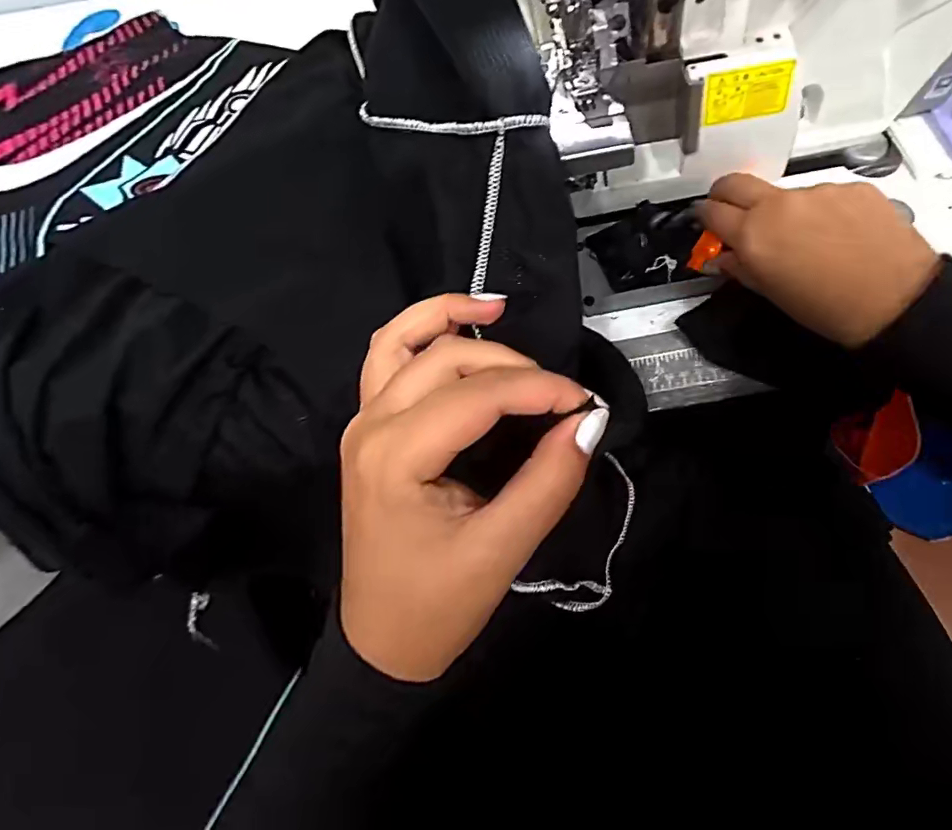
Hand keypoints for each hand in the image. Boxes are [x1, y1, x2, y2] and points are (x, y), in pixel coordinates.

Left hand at [339, 294, 606, 680]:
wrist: (382, 643)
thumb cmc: (437, 605)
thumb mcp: (502, 550)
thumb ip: (548, 481)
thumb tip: (588, 422)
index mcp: (395, 456)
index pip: (478, 396)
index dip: (539, 389)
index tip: (584, 403)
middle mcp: (371, 425)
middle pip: (446, 358)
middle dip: (511, 365)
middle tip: (559, 396)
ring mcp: (363, 420)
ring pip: (403, 340)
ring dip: (449, 316)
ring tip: (499, 308)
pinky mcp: (370, 425)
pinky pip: (388, 357)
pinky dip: (423, 331)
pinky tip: (461, 327)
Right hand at [698, 173, 941, 347]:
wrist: (898, 301)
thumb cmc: (831, 310)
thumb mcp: (775, 295)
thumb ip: (743, 268)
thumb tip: (724, 257)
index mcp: (753, 235)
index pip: (712, 211)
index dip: (706, 216)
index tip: (709, 222)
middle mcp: (779, 205)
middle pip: (735, 182)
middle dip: (726, 194)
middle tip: (733, 211)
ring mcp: (816, 191)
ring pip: (785, 192)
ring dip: (785, 209)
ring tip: (808, 239)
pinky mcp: (850, 186)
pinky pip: (825, 194)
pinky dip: (824, 210)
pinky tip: (841, 234)